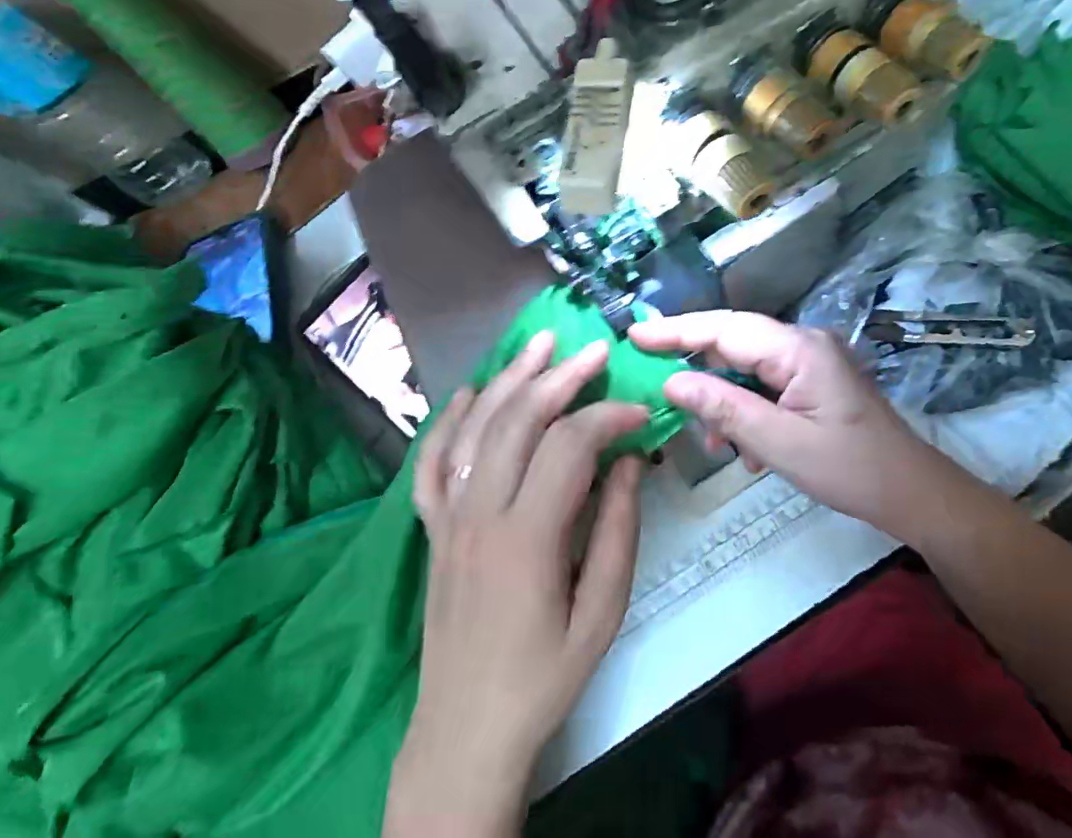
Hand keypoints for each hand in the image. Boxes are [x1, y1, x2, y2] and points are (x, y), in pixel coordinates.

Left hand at [385, 332, 648, 837]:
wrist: (467, 726)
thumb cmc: (545, 674)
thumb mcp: (602, 612)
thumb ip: (618, 530)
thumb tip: (627, 461)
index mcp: (527, 536)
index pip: (570, 446)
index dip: (608, 418)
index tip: (640, 414)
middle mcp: (480, 513)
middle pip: (517, 421)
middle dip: (559, 379)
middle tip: (593, 352)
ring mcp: (448, 518)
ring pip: (474, 429)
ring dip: (508, 381)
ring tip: (538, 345)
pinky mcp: (431, 530)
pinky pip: (431, 464)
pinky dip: (447, 423)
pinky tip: (465, 395)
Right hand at [628, 311, 962, 543]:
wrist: (911, 491)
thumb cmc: (851, 469)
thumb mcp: (780, 444)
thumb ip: (724, 408)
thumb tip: (672, 382)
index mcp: (799, 349)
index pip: (725, 329)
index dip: (676, 332)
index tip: (635, 337)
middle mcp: (803, 343)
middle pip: (733, 342)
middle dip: (695, 365)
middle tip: (653, 380)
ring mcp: (810, 360)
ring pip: (746, 366)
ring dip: (723, 399)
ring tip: (714, 440)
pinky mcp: (813, 380)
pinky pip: (765, 383)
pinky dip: (746, 409)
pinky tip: (747, 448)